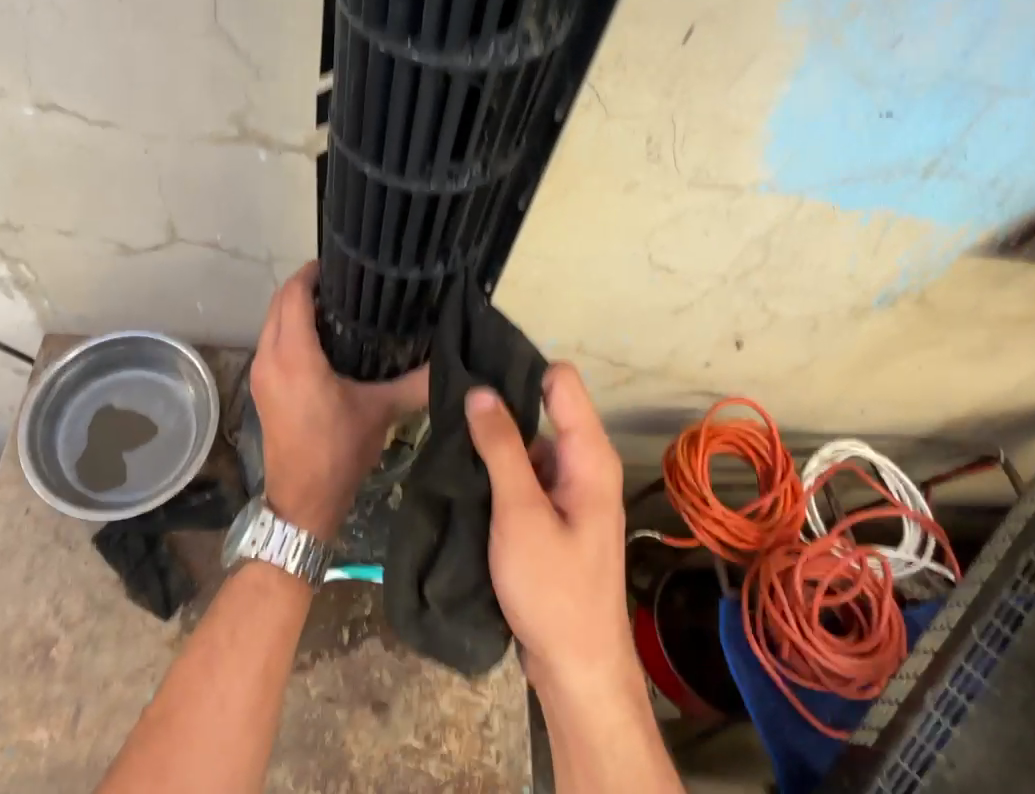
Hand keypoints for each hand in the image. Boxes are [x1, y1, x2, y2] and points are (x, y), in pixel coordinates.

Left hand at [250, 262, 427, 537]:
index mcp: (294, 356)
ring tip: (335, 308)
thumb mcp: (380, 412)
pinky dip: (288, 331)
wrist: (302, 502)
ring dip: (294, 309)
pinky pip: (271, 344)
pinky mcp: (261, 389)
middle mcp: (269, 358)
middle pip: (278, 304)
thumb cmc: (338, 452)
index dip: (312, 274)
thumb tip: (451, 362)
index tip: (338, 264)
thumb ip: (415, 384)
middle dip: (304, 288)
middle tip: (342, 283)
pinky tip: (320, 341)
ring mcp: (260, 374)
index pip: (294, 296)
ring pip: (271, 324)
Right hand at [466, 365, 635, 698]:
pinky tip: (463, 478)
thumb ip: (501, 448)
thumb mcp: (520, 513)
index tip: (473, 369)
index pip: (561, 381)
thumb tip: (480, 390)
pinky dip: (498, 473)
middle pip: (542, 410)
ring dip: (494, 444)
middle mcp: (584, 466)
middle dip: (499, 406)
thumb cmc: (552, 589)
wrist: (576, 666)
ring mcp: (570, 492)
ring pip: (528, 445)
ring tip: (445, 443)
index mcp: (589, 457)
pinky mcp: (553, 517)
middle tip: (446, 406)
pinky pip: (525, 476)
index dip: (520, 369)